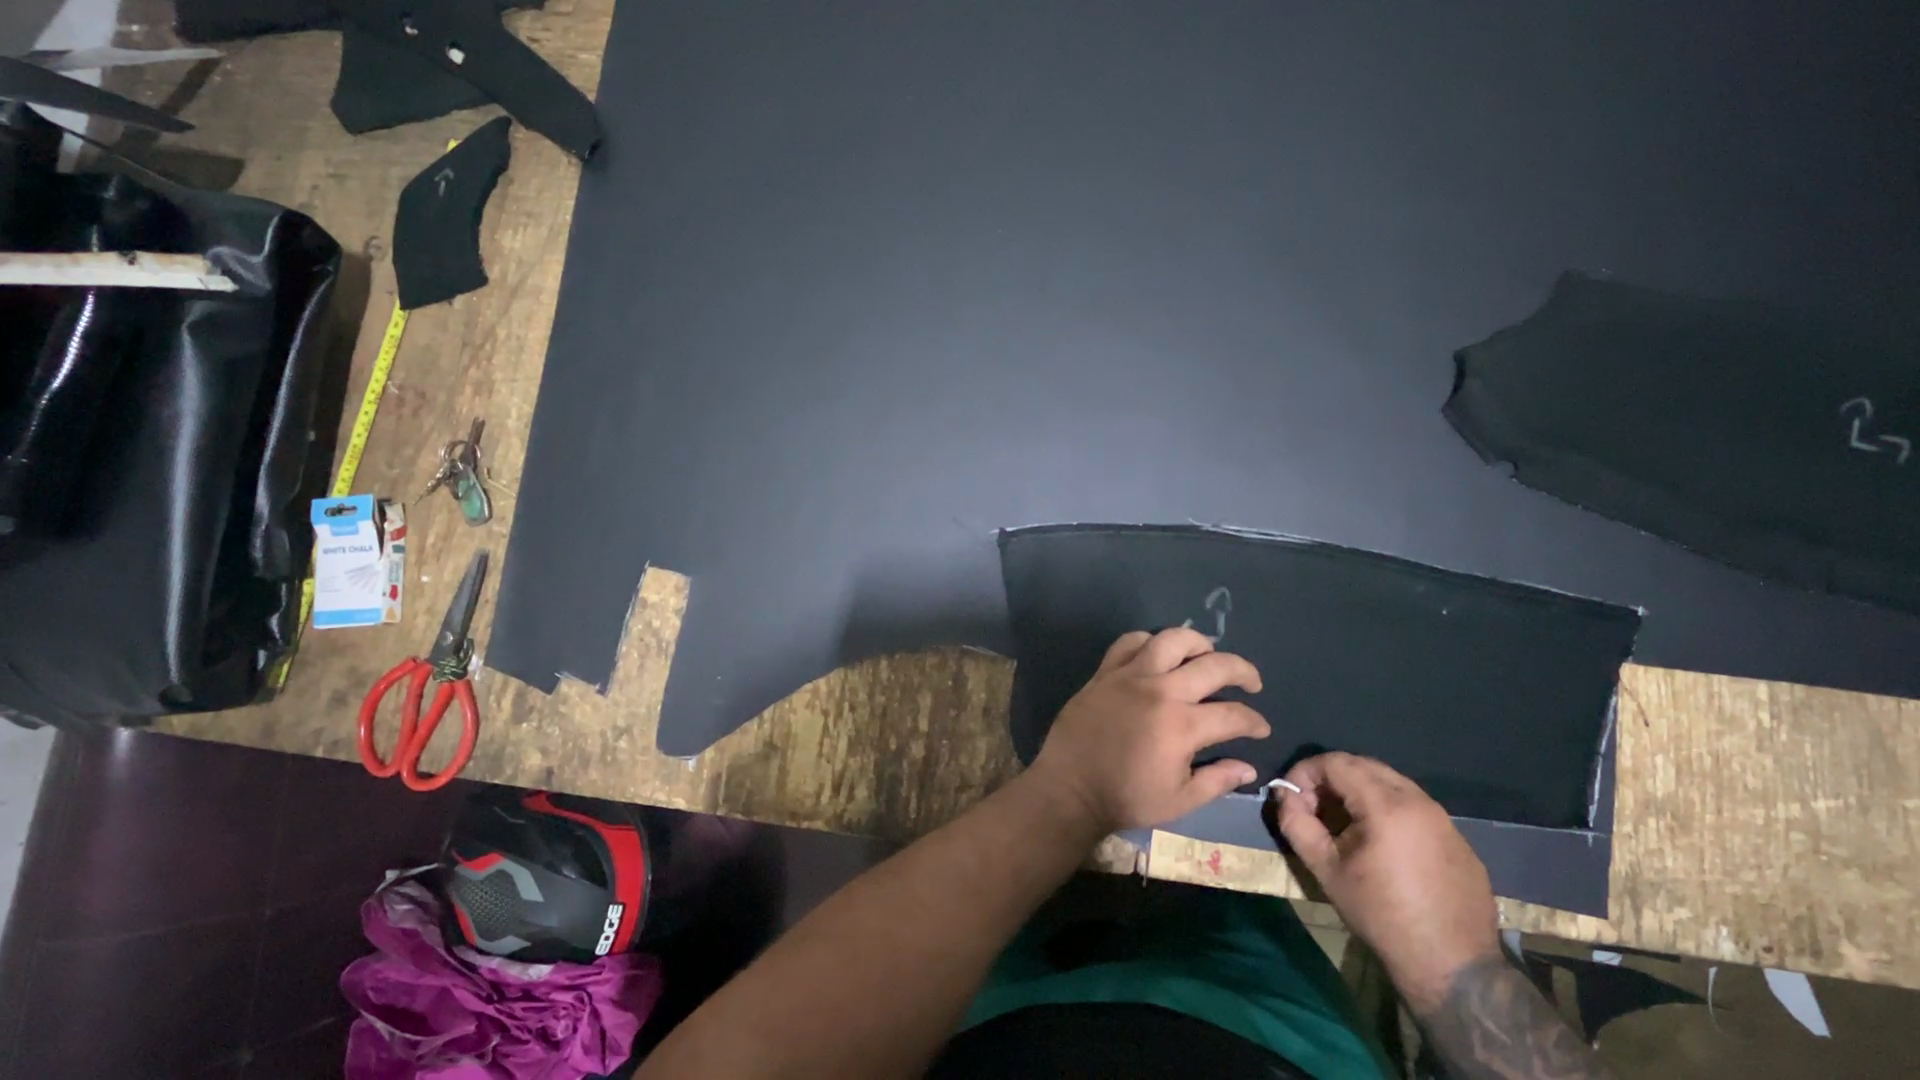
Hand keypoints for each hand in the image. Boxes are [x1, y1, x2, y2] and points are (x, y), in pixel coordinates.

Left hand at [1028, 627, 1270, 834]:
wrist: (1069, 790)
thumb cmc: (1126, 798)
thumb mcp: (1180, 800)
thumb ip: (1218, 780)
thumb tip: (1248, 768)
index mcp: (1182, 726)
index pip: (1234, 715)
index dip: (1255, 722)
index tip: (1260, 729)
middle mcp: (1160, 691)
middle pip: (1214, 665)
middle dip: (1243, 671)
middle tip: (1251, 683)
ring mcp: (1130, 676)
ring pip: (1172, 639)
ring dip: (1198, 644)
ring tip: (1207, 657)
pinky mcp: (1105, 673)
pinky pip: (1130, 642)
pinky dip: (1150, 642)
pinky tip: (1159, 655)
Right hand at [1274, 752, 1500, 1010]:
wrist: (1450, 962)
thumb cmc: (1379, 914)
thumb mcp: (1325, 869)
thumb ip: (1297, 824)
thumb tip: (1284, 796)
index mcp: (1386, 805)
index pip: (1337, 762)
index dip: (1306, 772)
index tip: (1292, 797)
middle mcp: (1419, 801)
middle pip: (1365, 765)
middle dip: (1332, 778)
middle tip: (1314, 807)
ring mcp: (1445, 818)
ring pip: (1393, 783)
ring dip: (1361, 791)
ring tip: (1344, 824)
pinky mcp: (1459, 838)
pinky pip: (1416, 807)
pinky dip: (1389, 810)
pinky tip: (1381, 845)